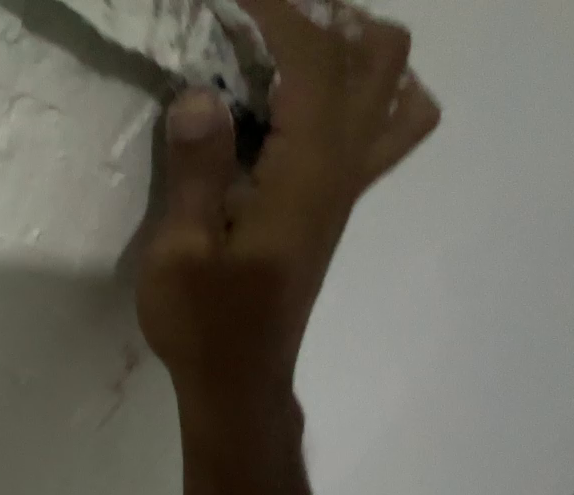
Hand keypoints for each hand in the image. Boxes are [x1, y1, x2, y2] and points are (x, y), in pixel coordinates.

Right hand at [137, 0, 440, 423]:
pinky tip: (321, 104)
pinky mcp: (339, 203)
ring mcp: (350, 184)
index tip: (233, 0)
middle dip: (320, 20)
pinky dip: (372, 92)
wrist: (239, 377)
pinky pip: (392, 125)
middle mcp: (345, 165)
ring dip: (352, 46)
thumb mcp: (178, 252)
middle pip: (375, 54)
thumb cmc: (203, 322)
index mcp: (306, 173)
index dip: (278, 15)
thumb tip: (200, 93)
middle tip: (255, 27)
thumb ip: (196, 171)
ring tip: (289, 51)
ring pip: (395, 82)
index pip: (313, 61)